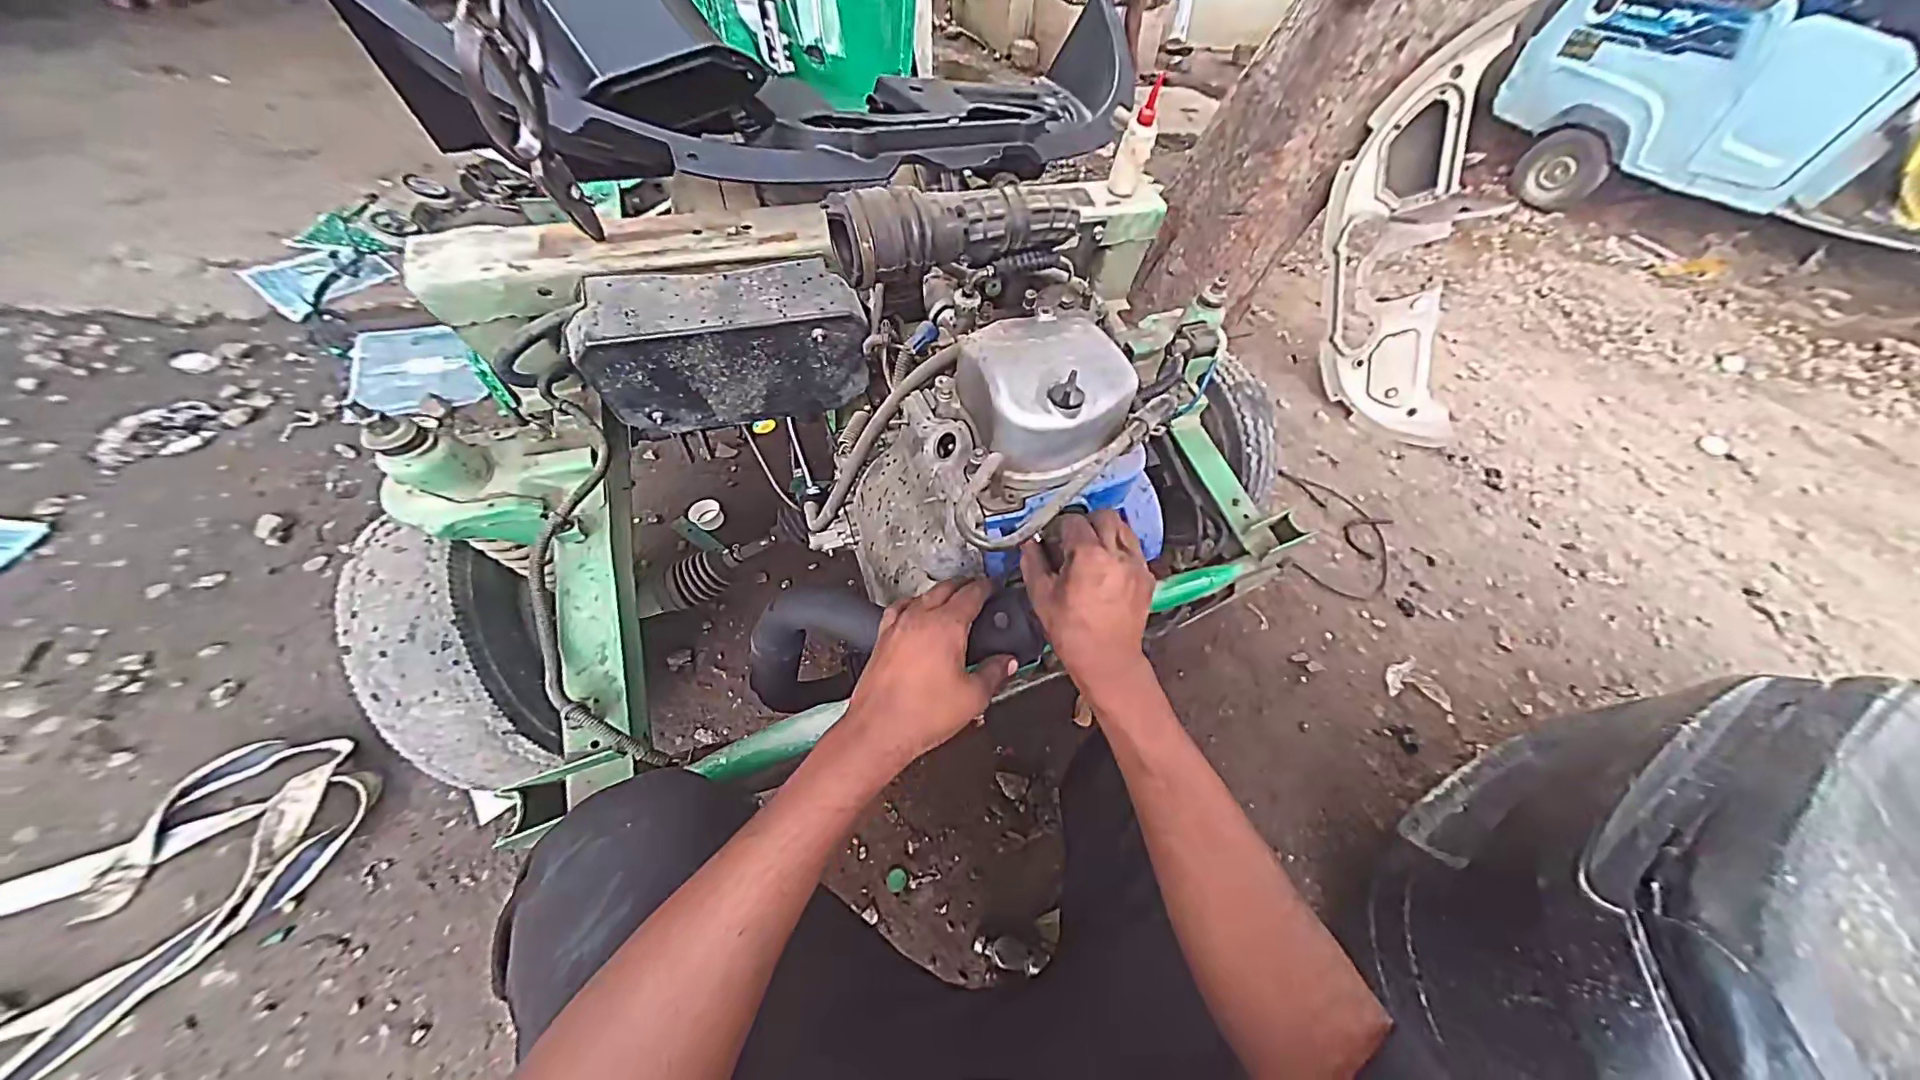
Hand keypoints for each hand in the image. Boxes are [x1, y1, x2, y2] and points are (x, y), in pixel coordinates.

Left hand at [833, 579, 1015, 772]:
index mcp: (946, 626)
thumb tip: (1005, 663)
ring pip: (921, 596)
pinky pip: (899, 610)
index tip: (992, 588)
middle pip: (945, 588)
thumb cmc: (919, 716)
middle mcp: (919, 619)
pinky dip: (912, 606)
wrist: (879, 731)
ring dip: (939, 594)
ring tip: (950, 601)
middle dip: (964, 586)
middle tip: (977, 591)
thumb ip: (994, 673)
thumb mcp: (973, 697)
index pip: (971, 593)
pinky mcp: (881, 639)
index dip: (986, 587)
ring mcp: (897, 627)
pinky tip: (914, 615)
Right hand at [1020, 510, 1154, 691]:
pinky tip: (1108, 566)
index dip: (1059, 527)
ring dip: (1107, 532)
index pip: (1073, 521)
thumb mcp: (1041, 597)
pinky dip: (1121, 550)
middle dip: (1086, 522)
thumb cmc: (1074, 634)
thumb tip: (1029, 545)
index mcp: (1089, 556)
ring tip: (1092, 549)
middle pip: (1104, 516)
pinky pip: (1135, 550)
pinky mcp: (1147, 578)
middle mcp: (1117, 555)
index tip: (1052, 538)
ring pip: (1124, 528)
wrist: (1107, 660)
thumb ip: (1033, 563)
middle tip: (1073, 538)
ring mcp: (1136, 565)